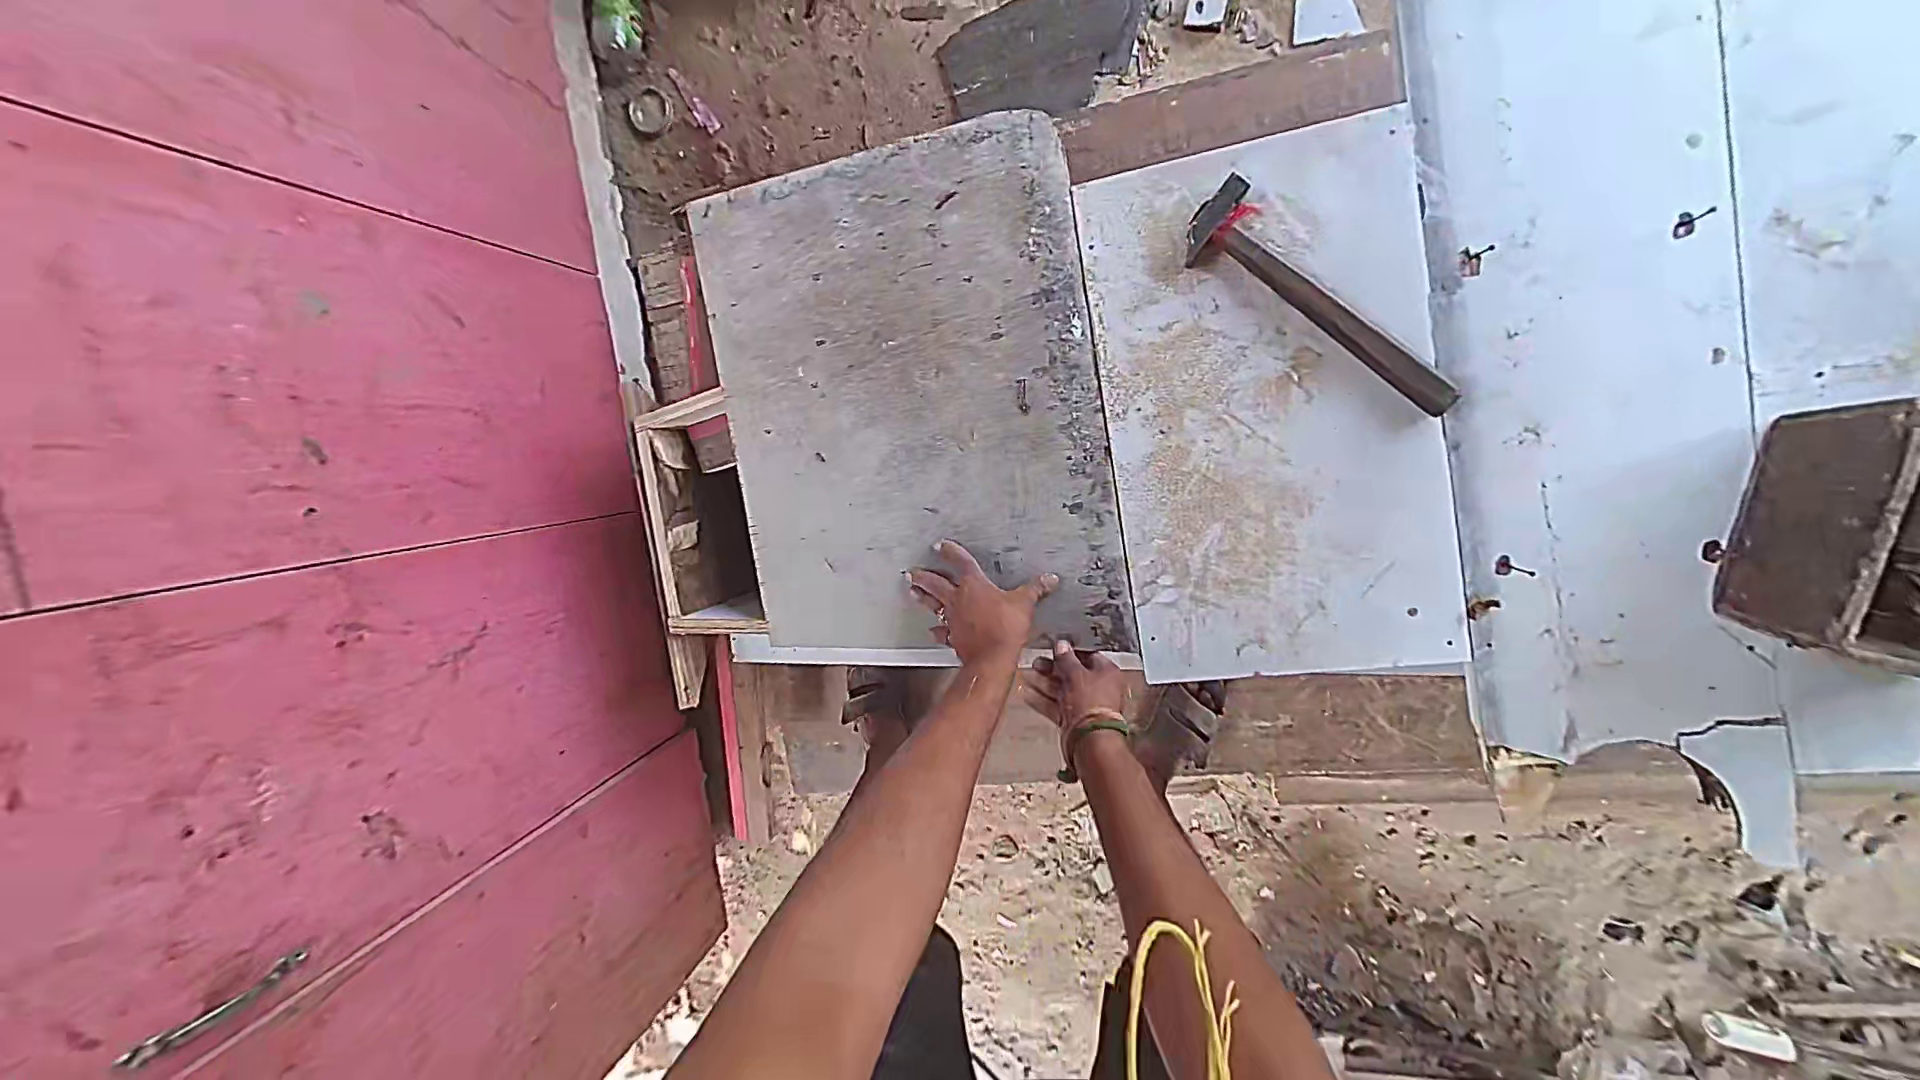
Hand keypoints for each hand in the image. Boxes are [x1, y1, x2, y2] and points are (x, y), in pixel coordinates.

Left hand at [905, 541, 1056, 663]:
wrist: (992, 658)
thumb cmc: (1006, 628)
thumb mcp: (1025, 604)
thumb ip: (1036, 589)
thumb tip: (1050, 579)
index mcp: (974, 585)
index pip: (960, 562)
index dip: (949, 552)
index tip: (940, 546)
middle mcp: (958, 599)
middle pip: (935, 582)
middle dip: (924, 575)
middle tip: (913, 571)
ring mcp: (952, 619)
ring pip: (931, 604)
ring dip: (921, 596)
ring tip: (911, 590)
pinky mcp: (952, 637)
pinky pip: (941, 631)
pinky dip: (937, 630)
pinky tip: (933, 631)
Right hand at [1020, 639, 1130, 736]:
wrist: (1089, 740)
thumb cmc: (1090, 703)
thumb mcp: (1076, 673)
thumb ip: (1066, 658)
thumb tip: (1061, 645)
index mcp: (1107, 673)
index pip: (1089, 656)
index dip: (1071, 651)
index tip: (1055, 647)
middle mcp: (1098, 688)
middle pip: (1073, 674)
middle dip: (1053, 668)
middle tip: (1037, 662)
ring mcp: (1085, 705)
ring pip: (1062, 690)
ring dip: (1045, 682)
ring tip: (1028, 674)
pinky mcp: (1073, 719)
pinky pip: (1056, 706)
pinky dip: (1042, 700)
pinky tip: (1027, 693)